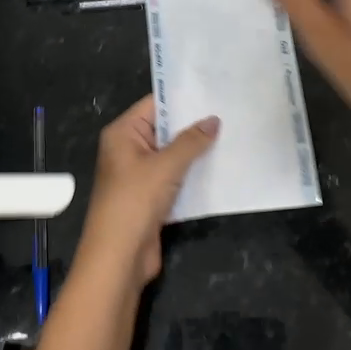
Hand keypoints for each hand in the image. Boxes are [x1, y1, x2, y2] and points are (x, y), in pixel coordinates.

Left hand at [76, 95, 218, 287]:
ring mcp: (139, 175)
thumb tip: (213, 120)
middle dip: (193, 127)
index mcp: (122, 133)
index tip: (213, 92)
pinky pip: (174, 179)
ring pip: (172, 156)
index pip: (154, 105)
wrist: (119, 257)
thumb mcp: (165, 166)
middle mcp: (128, 149)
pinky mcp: (150, 198)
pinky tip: (219, 170)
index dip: (182, 100)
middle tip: (229, 114)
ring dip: (196, 153)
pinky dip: (192, 175)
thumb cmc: (135, 201)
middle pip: (164, 130)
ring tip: (231, 138)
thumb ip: (190, 142)